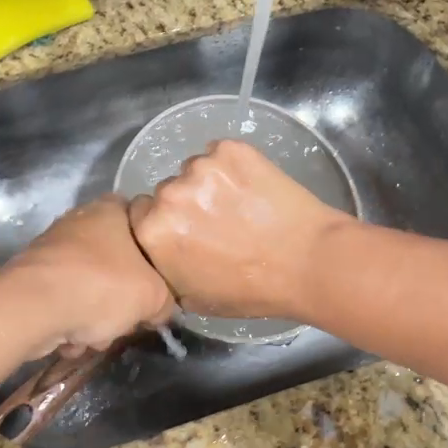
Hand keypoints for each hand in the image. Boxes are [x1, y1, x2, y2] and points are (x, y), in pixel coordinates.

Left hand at [3, 194, 175, 358]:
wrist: (33, 306)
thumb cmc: (101, 286)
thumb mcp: (153, 296)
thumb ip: (165, 299)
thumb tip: (161, 307)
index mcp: (111, 209)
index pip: (140, 221)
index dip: (151, 252)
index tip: (156, 279)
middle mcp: (80, 219)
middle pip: (114, 259)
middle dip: (120, 294)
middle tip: (126, 317)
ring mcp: (54, 246)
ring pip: (89, 283)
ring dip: (94, 314)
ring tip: (95, 335)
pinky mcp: (34, 274)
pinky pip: (63, 298)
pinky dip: (68, 319)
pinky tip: (71, 339)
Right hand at [129, 139, 353, 320]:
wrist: (309, 262)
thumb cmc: (252, 290)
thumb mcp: (194, 298)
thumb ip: (165, 270)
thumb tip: (161, 256)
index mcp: (154, 232)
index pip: (138, 215)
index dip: (161, 223)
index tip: (183, 230)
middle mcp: (169, 194)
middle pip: (166, 190)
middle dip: (185, 204)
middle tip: (215, 221)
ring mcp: (200, 167)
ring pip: (193, 170)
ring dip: (208, 184)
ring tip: (239, 205)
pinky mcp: (229, 149)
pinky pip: (219, 153)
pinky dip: (231, 166)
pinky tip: (252, 187)